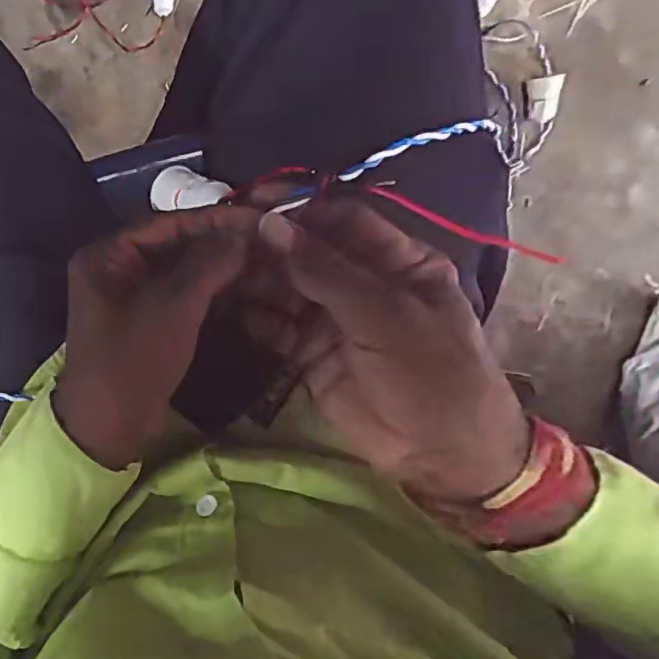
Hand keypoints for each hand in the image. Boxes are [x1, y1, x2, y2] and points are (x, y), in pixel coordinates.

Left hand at [56, 205, 261, 468]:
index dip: (216, 219)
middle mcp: (117, 268)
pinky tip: (247, 287)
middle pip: (177, 245)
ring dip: (222, 267)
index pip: (168, 223)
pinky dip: (212, 292)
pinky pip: (183, 296)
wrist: (108, 427)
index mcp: (108, 255)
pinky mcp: (148, 321)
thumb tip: (245, 230)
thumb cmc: (133, 359)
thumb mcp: (173, 306)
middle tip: (269, 239)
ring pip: (184, 271)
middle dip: (222, 243)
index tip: (260, 216)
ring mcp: (132, 296)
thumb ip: (210, 263)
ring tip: (266, 261)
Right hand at [244, 197, 530, 502]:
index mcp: (395, 261)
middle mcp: (359, 283)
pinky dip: (253, 317)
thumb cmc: (429, 372)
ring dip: (254, 279)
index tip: (254, 206)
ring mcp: (331, 319)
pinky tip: (227, 307)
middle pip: (306, 253)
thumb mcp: (384, 314)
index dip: (299, 211)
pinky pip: (275, 327)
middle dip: (268, 246)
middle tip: (224, 242)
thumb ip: (325, 271)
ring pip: (285, 287)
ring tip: (218, 272)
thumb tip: (268, 226)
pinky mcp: (308, 353)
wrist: (440, 452)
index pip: (340, 221)